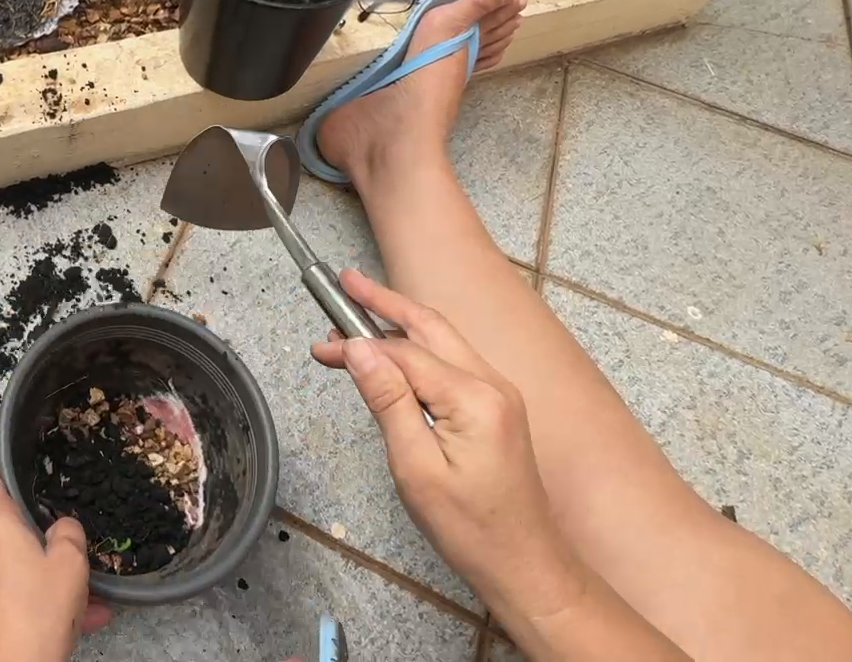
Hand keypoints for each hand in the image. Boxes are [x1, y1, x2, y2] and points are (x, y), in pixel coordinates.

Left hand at [0, 463, 112, 661]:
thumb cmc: (36, 610)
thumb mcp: (70, 564)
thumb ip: (69, 533)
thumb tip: (61, 527)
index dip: (1, 469)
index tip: (22, 469)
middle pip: (6, 526)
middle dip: (41, 534)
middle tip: (71, 544)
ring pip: (16, 565)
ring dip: (48, 574)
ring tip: (90, 596)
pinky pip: (14, 594)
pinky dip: (41, 600)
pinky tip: (82, 620)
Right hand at [311, 270, 585, 619]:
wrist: (529, 570)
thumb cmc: (471, 529)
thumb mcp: (416, 467)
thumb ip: (388, 400)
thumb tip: (357, 348)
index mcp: (474, 397)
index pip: (403, 351)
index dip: (358, 342)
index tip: (321, 347)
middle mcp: (491, 383)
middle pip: (428, 325)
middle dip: (384, 300)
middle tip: (346, 281)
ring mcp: (497, 393)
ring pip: (440, 338)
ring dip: (397, 321)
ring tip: (356, 311)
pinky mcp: (494, 407)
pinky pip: (448, 361)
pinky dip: (413, 347)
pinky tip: (389, 353)